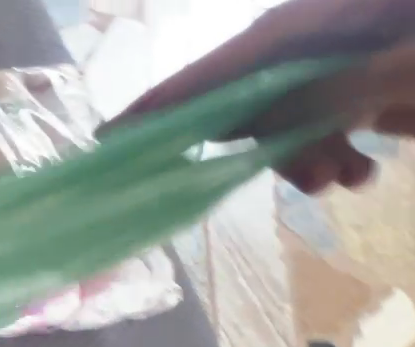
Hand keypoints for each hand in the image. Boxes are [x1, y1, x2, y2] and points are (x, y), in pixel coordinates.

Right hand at [116, 0, 414, 192]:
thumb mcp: (402, 71)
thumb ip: (320, 92)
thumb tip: (239, 119)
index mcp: (340, 8)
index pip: (241, 52)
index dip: (173, 96)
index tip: (109, 136)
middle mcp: (345, 24)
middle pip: (268, 86)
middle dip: (267, 140)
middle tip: (283, 177)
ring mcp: (370, 48)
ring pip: (304, 108)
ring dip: (308, 155)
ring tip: (340, 180)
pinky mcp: (386, 75)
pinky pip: (340, 114)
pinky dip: (341, 150)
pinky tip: (361, 171)